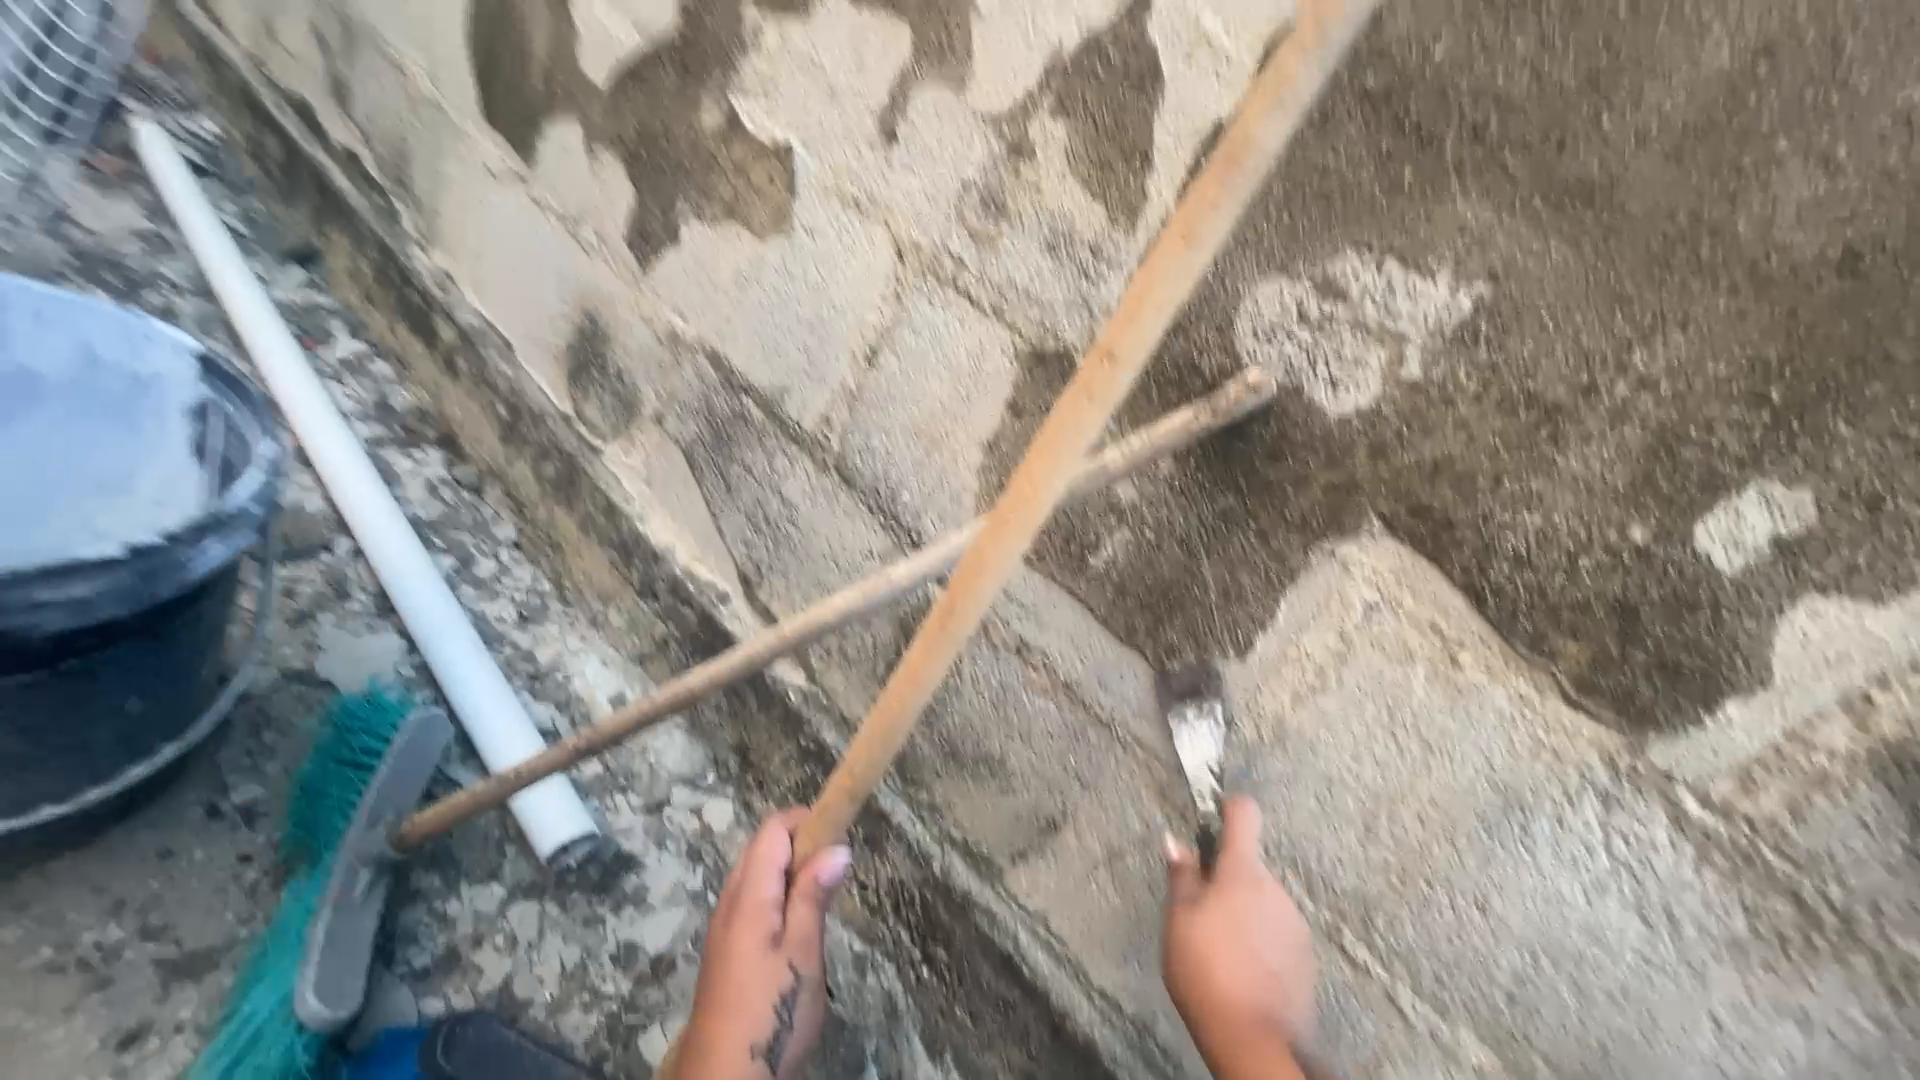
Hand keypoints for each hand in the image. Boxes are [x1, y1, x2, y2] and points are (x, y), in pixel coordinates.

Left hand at [675, 809, 852, 1079]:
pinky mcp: (727, 951)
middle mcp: (730, 903)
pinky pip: (753, 902)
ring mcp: (724, 928)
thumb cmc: (771, 1012)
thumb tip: (838, 846)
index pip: (772, 830)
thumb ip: (815, 896)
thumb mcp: (803, 953)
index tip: (841, 832)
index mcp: (748, 896)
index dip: (806, 821)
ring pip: (757, 875)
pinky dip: (779, 897)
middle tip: (838, 868)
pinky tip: (801, 926)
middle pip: (762, 849)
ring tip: (826, 896)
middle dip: (801, 845)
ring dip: (791, 872)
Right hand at [1163, 797, 1315, 1079]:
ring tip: (1221, 947)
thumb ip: (1181, 876)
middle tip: (1201, 910)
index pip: (1245, 815)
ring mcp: (1295, 922)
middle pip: (1250, 866)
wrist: (1254, 1038)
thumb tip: (1175, 839)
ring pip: (1264, 900)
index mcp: (1242, 873)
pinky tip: (1244, 968)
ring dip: (1245, 910)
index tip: (1214, 817)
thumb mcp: (1178, 920)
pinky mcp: (1306, 955)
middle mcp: (1276, 889)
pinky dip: (1261, 938)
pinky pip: (1278, 930)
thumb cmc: (1205, 970)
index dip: (1229, 808)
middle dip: (1227, 878)